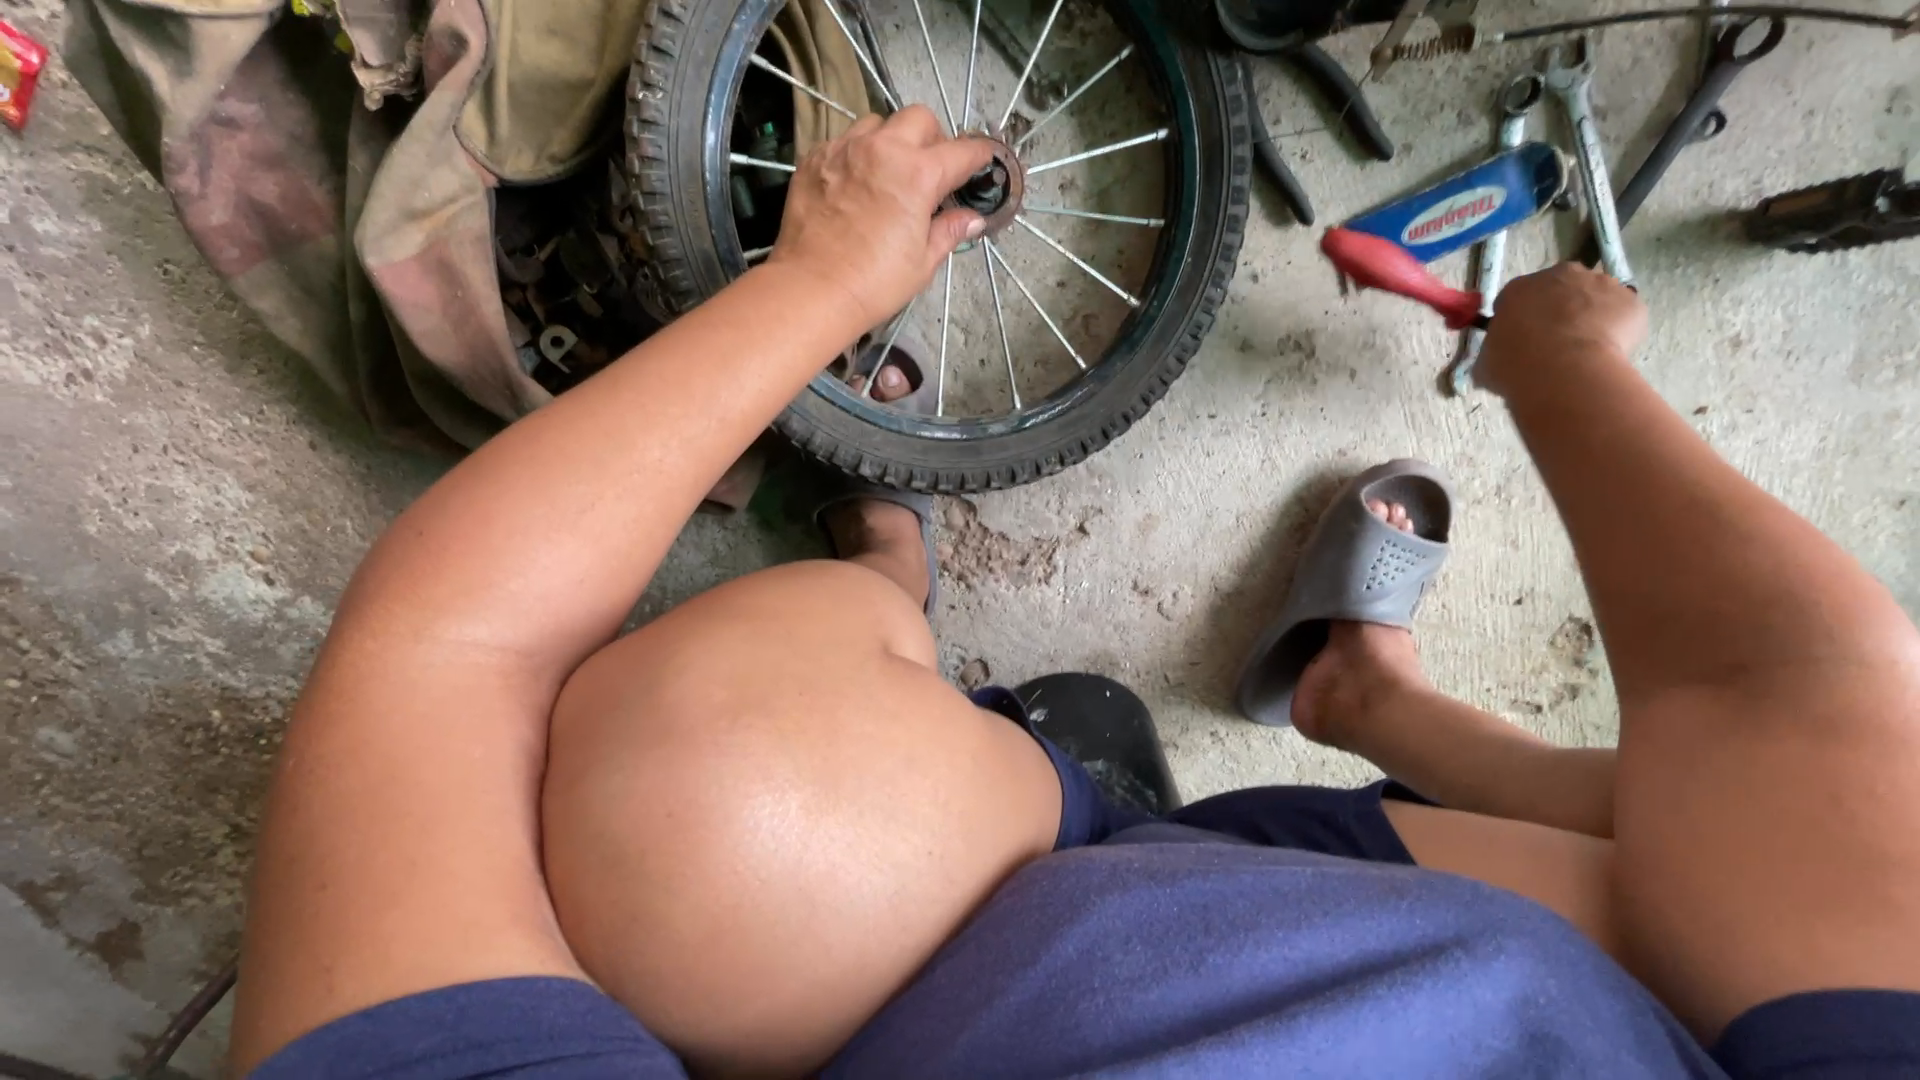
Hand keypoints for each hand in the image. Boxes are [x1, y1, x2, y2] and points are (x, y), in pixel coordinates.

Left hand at [766, 106, 996, 330]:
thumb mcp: (922, 262)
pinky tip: (857, 184)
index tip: (983, 160)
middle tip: (932, 168)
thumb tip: (972, 219)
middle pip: (918, 118)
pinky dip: (857, 155)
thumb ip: (948, 231)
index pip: (960, 151)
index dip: (978, 155)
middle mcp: (882, 149)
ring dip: (891, 140)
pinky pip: (843, 142)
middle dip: (933, 137)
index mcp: (918, 174)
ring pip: (877, 124)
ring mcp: (844, 149)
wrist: (812, 289)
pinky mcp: (815, 159)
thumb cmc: (873, 283)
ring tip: (890, 172)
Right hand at [1478, 262, 1648, 397]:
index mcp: (1519, 287)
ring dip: (1590, 316)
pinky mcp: (1632, 301)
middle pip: (1560, 288)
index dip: (1519, 318)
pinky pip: (1622, 314)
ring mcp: (1602, 284)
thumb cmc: (1515, 365)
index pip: (1516, 297)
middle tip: (1553, 341)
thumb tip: (1500, 357)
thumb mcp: (1486, 361)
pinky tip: (1605, 352)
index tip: (1520, 338)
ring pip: (1595, 298)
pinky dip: (1617, 329)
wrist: (1564, 372)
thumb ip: (1495, 350)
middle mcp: (1561, 275)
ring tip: (1582, 349)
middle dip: (1558, 309)